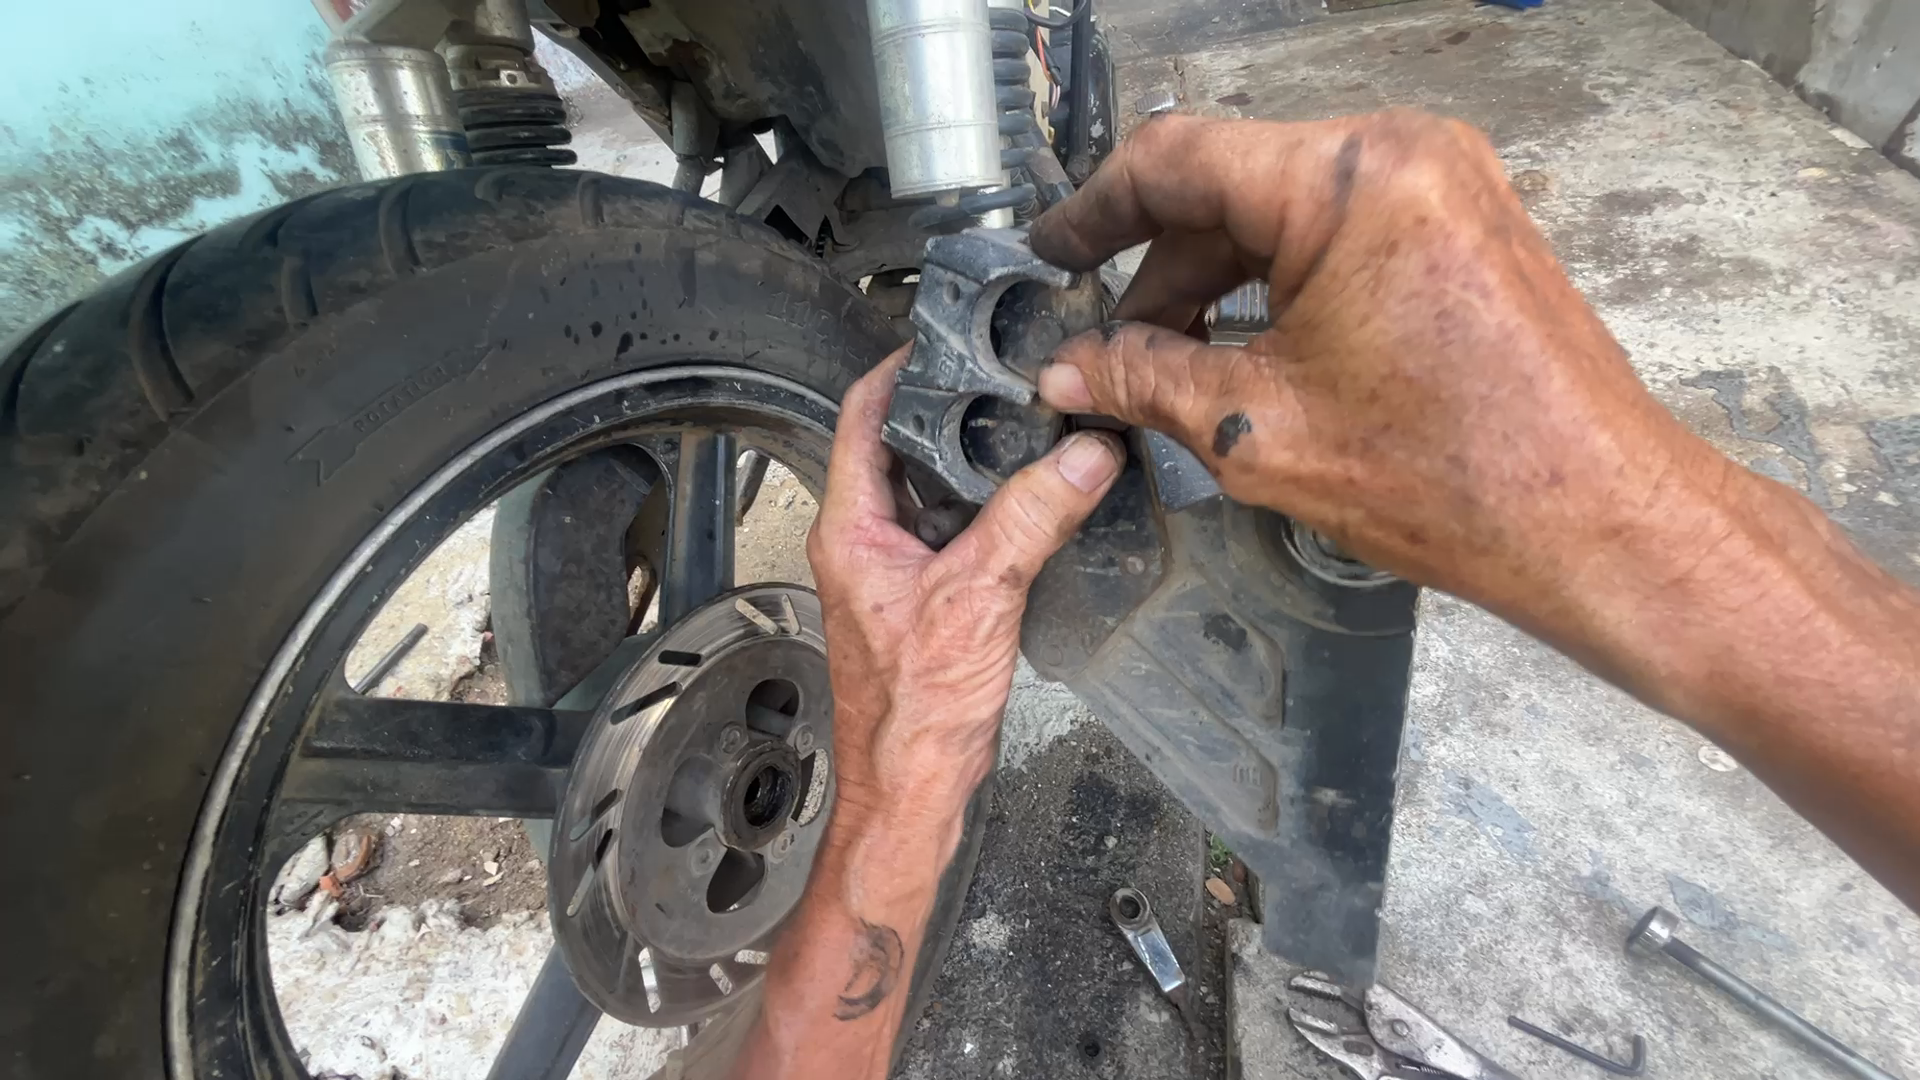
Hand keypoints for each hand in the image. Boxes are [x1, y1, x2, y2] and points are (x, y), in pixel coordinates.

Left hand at [807, 346, 1124, 828]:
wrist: (915, 781)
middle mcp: (867, 540)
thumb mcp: (978, 596)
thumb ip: (1031, 520)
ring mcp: (898, 566)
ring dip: (974, 458)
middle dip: (949, 409)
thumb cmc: (916, 707)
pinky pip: (958, 528)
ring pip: (934, 488)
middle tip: (1004, 376)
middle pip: (900, 446)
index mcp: (852, 528)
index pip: (862, 418)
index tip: (942, 339)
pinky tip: (1033, 494)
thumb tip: (1085, 455)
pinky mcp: (930, 591)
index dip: (897, 371)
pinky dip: (991, 505)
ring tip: (1027, 423)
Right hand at [1028, 109, 1919, 904]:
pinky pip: (1322, 240)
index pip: (1174, 161)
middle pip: (1223, 191)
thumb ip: (1142, 381)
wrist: (1591, 518)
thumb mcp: (1251, 427)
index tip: (1047, 254)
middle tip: (1103, 347)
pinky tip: (1230, 353)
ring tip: (1161, 364)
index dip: (1093, 209)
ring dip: (1204, 288)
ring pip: (1271, 218)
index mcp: (1343, 182)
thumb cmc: (1428, 473)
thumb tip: (1060, 371)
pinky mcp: (1450, 229)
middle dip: (1151, 272)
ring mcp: (1434, 186)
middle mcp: (1395, 154)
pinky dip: (1262, 290)